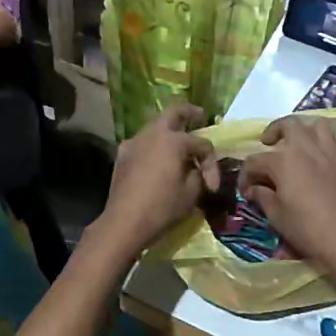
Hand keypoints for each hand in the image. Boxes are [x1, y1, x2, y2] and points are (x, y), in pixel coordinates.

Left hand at [91, 104, 219, 256]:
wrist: (124, 223)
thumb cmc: (162, 208)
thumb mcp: (191, 194)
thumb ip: (199, 175)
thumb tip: (197, 170)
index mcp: (173, 140)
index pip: (201, 144)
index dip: (211, 163)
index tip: (213, 186)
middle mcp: (152, 133)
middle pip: (173, 112)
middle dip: (189, 113)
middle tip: (200, 116)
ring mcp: (134, 142)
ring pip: (155, 127)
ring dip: (169, 131)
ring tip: (179, 143)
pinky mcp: (122, 155)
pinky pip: (142, 143)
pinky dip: (153, 145)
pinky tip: (156, 158)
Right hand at [239, 116, 335, 275]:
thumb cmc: (306, 228)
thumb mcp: (276, 215)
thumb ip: (262, 196)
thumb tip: (253, 189)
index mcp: (283, 160)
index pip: (255, 161)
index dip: (246, 175)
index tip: (245, 190)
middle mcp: (306, 148)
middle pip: (288, 126)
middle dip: (274, 131)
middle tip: (268, 143)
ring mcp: (330, 153)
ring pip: (317, 125)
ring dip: (305, 129)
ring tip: (298, 142)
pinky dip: (328, 146)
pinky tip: (323, 159)